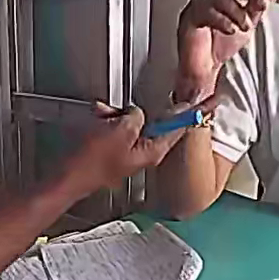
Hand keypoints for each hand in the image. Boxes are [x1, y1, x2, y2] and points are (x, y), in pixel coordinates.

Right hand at [54, 105, 184, 197]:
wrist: (67, 178)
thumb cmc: (91, 162)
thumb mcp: (120, 130)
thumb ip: (136, 117)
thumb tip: (137, 113)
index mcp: (152, 152)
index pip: (180, 128)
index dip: (193, 111)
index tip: (211, 101)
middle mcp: (144, 155)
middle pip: (152, 123)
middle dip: (134, 111)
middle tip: (120, 108)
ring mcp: (128, 154)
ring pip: (131, 123)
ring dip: (117, 115)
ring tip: (103, 115)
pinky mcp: (112, 153)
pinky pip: (116, 129)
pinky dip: (107, 122)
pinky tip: (98, 120)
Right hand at [177, 0, 278, 99]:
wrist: (204, 68)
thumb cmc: (219, 44)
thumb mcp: (249, 19)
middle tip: (262, 3)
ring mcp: (199, 4)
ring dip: (238, 11)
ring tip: (244, 26)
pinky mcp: (190, 18)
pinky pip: (207, 12)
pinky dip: (222, 21)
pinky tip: (230, 30)